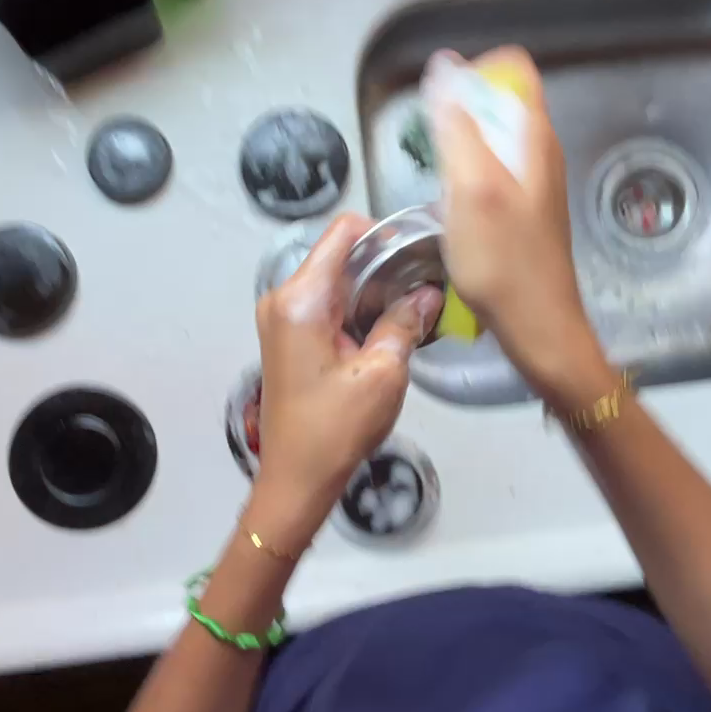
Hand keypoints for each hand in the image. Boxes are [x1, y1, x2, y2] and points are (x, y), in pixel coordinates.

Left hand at [249, 212, 441, 552]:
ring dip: (372, 289)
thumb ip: (405, 322)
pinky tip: (386, 326)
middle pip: (339, 255)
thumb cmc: (335, 428)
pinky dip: (356, 308)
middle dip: (382, 264)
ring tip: (412, 306)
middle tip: (424, 284)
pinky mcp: (288, 336)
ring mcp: (282, 317)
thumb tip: (428, 293)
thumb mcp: (383, 373)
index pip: (343, 233)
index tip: (416, 253)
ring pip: (335, 280)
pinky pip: (326, 304)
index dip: (383, 233)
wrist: (296, 478)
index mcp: (301, 299)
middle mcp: (284, 298)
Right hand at [426, 47, 610, 406]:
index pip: (511, 70)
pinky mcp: (524, 212)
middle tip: (436, 159)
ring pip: (491, 143)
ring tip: (443, 191)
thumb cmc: (504, 262)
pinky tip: (456, 216)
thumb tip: (444, 70)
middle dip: (458, 118)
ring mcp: (534, 183)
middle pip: (497, 105)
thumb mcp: (471, 189)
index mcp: (534, 137)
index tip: (442, 107)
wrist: (538, 326)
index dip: (473, 75)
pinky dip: (467, 184)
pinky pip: (491, 177)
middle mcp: (539, 152)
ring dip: (459, 154)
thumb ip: (457, 128)